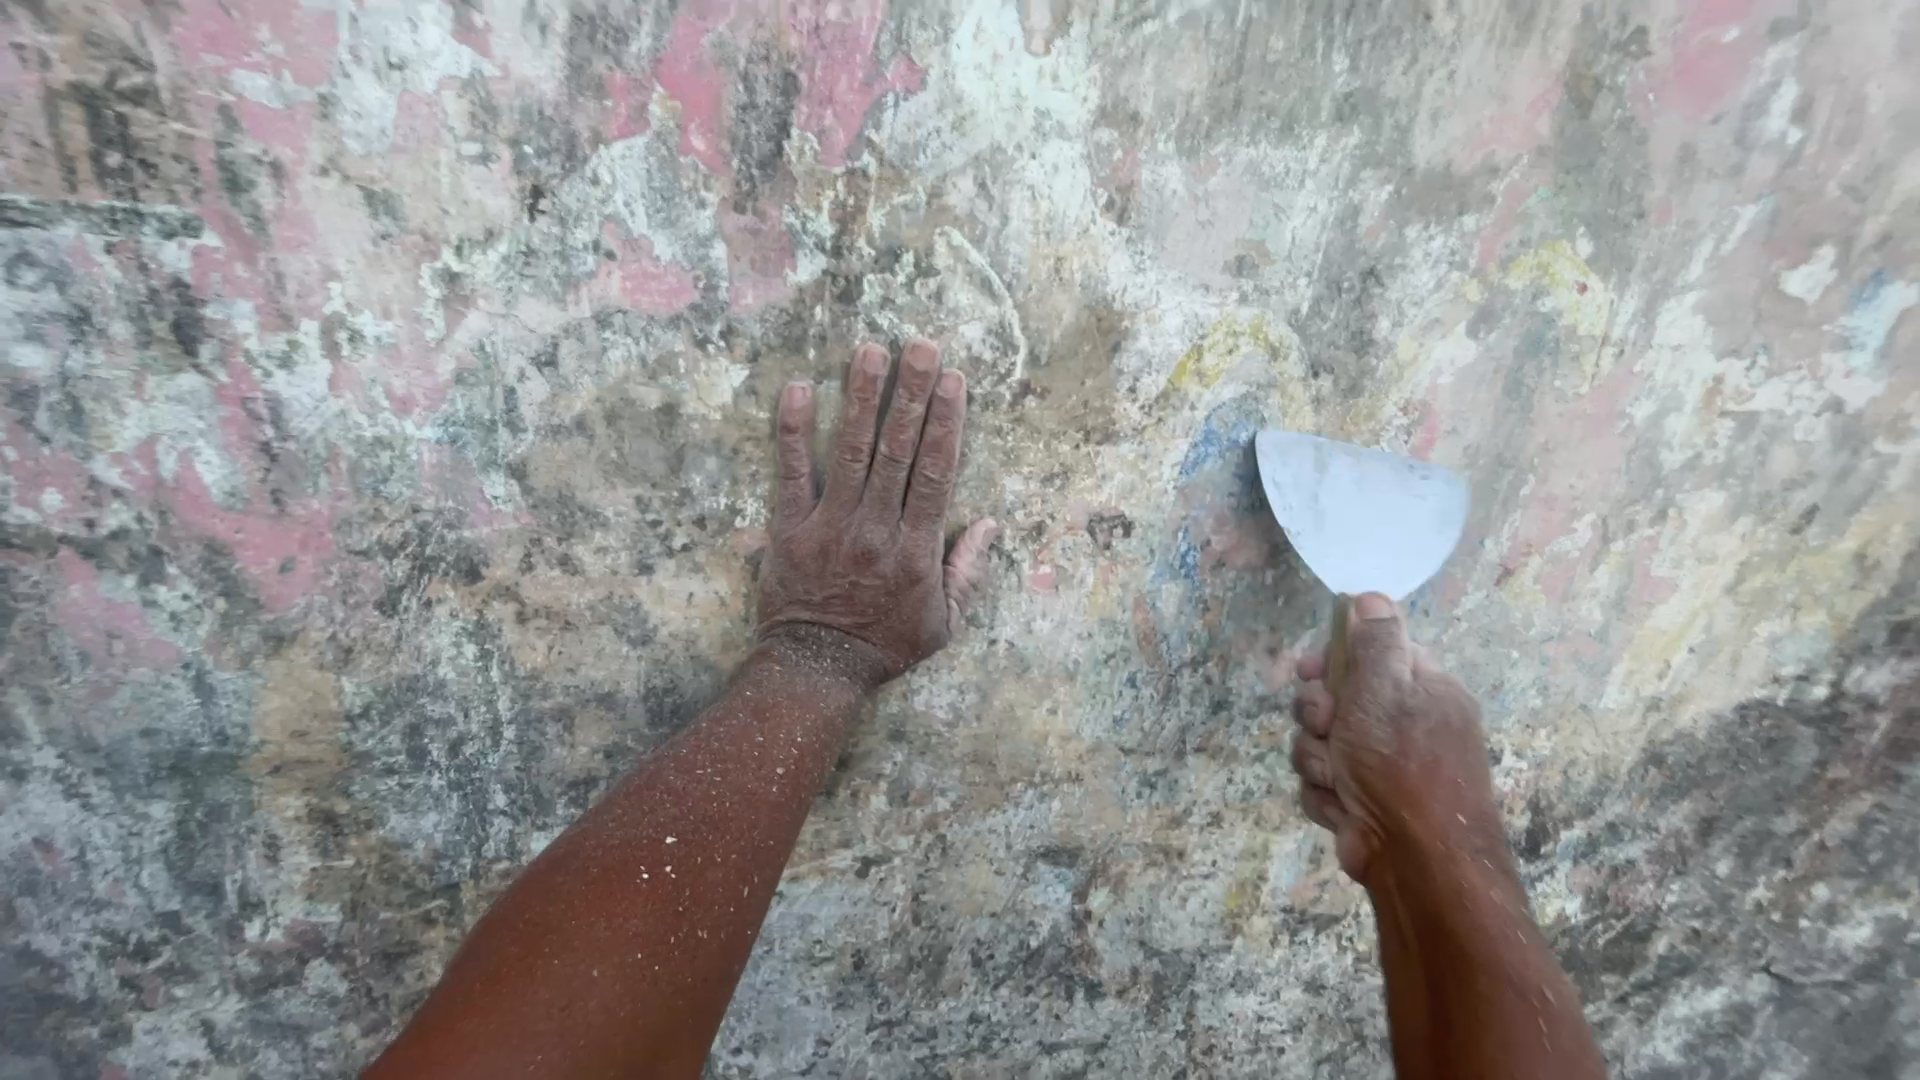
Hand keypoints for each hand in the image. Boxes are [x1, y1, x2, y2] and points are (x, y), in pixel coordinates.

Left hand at [757, 340, 997, 689]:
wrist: (818, 667)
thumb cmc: (886, 645)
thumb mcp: (944, 622)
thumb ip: (968, 572)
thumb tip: (990, 524)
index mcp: (917, 549)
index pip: (937, 473)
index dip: (947, 423)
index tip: (954, 381)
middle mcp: (877, 528)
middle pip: (899, 451)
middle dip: (912, 394)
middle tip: (920, 346)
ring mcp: (831, 525)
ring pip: (851, 452)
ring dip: (861, 398)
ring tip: (869, 351)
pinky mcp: (789, 529)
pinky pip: (791, 474)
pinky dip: (792, 432)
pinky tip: (797, 389)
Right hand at [1288, 594, 1515, 890]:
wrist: (1416, 859)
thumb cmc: (1401, 763)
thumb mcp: (1386, 688)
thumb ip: (1375, 640)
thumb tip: (1370, 596)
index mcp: (1421, 689)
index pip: (1369, 653)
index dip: (1332, 658)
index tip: (1310, 670)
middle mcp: (1403, 724)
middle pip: (1333, 696)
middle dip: (1316, 713)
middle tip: (1327, 726)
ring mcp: (1380, 765)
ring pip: (1317, 740)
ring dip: (1315, 756)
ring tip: (1335, 776)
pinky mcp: (1359, 801)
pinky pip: (1318, 779)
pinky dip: (1323, 792)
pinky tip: (1341, 805)